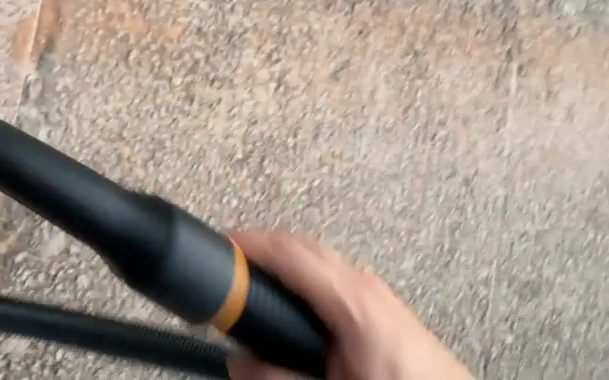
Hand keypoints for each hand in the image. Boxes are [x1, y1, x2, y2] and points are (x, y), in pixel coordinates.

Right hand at [228, 231, 470, 379]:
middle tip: (230, 264)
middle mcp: (369, 288)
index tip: (218, 243)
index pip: (287, 250)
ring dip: (287, 264)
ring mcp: (382, 297)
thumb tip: (240, 362)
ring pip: (322, 261)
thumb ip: (277, 377)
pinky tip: (300, 306)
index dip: (247, 243)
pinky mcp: (390, 313)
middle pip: (303, 247)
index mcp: (353, 301)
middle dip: (263, 249)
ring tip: (259, 284)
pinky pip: (338, 279)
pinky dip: (309, 280)